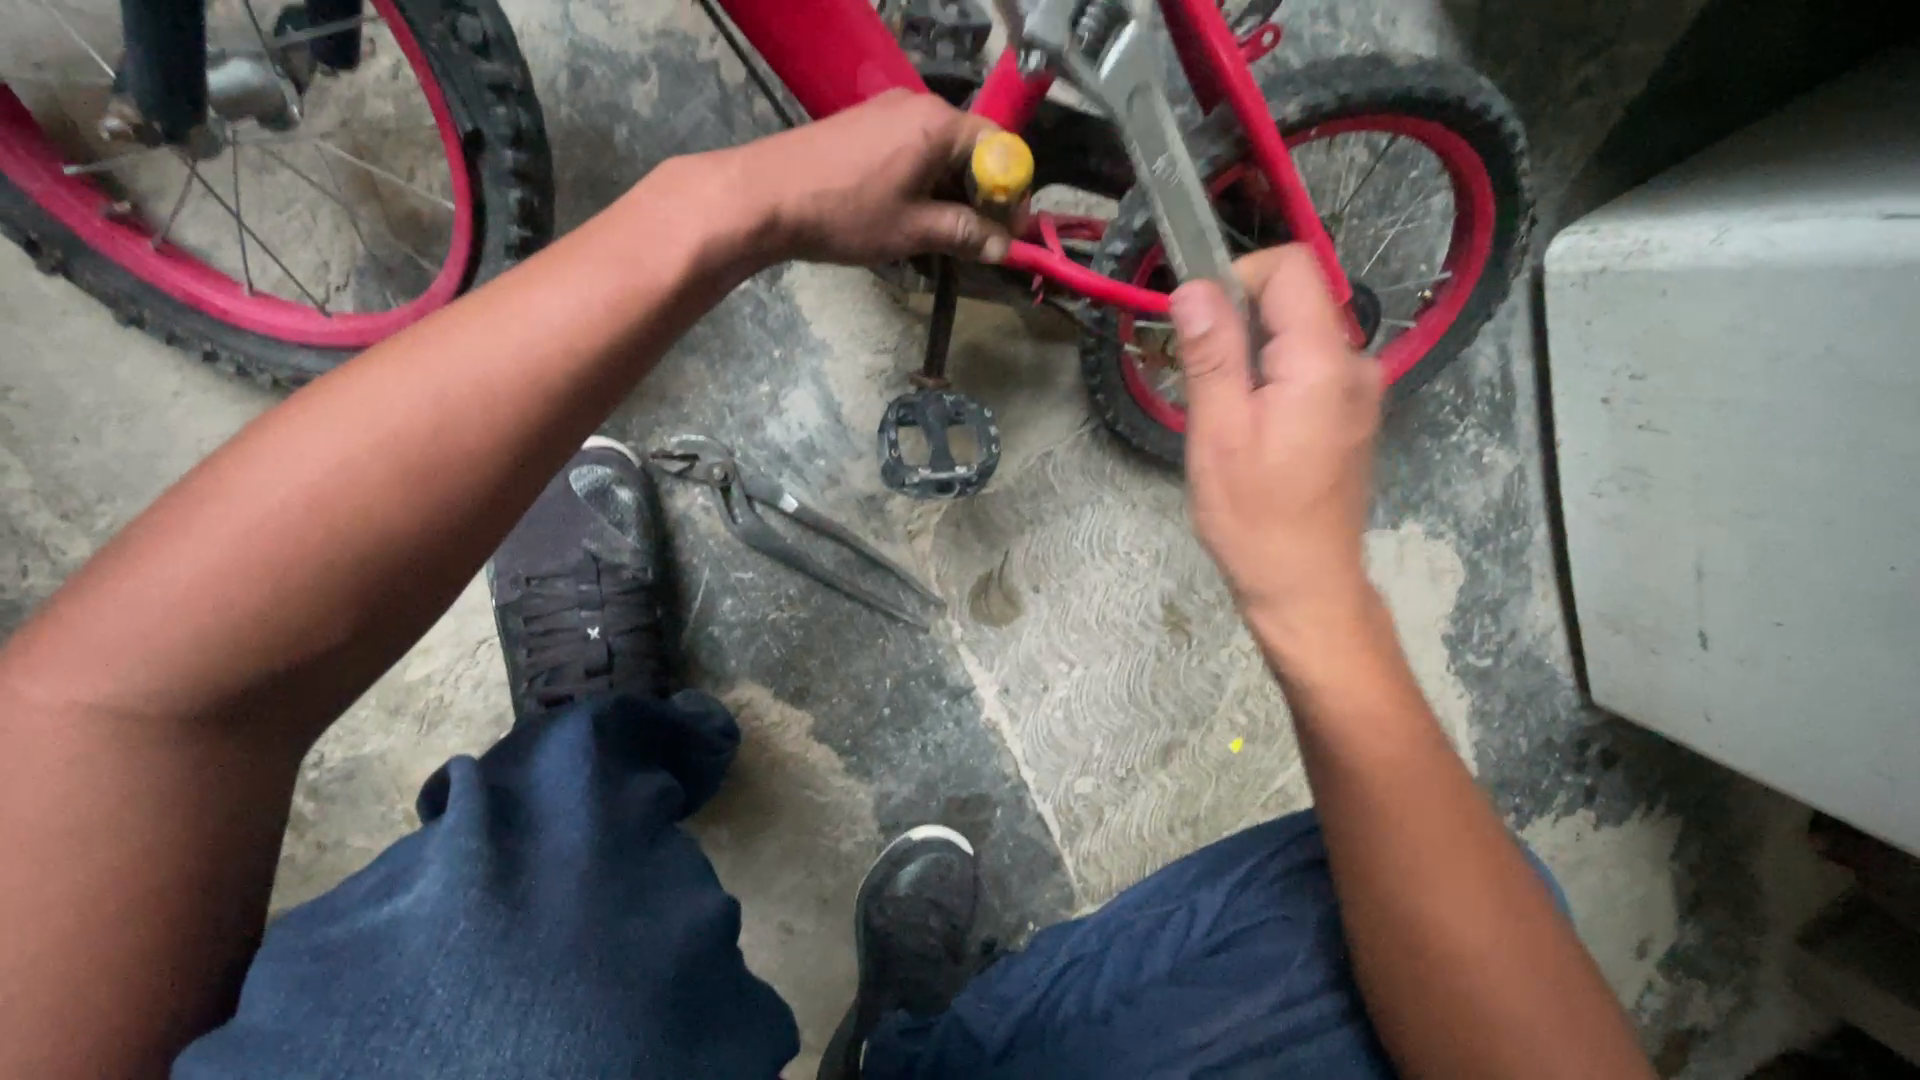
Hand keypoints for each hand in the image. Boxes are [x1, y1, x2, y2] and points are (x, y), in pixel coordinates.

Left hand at [715, 90, 1010, 266]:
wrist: (764, 196)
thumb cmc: (845, 213)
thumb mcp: (913, 230)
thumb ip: (964, 234)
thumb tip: (1002, 247)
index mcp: (940, 124)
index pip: (1001, 150)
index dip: (1013, 194)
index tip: (1009, 233)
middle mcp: (920, 106)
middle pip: (973, 151)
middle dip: (983, 198)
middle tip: (980, 242)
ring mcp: (889, 113)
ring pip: (942, 155)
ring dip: (953, 196)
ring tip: (945, 239)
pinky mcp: (867, 127)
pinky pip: (914, 153)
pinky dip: (925, 185)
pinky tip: (913, 218)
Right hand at [1169, 245, 1381, 624]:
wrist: (1304, 584)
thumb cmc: (1254, 517)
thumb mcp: (1219, 434)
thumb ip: (1211, 355)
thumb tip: (1193, 288)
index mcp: (1323, 361)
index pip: (1292, 268)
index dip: (1238, 278)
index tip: (1198, 326)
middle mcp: (1355, 364)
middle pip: (1295, 299)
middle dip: (1238, 323)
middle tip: (1200, 380)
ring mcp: (1358, 391)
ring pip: (1297, 335)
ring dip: (1251, 355)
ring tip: (1221, 413)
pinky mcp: (1351, 413)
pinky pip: (1307, 368)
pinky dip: (1270, 379)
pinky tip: (1248, 428)